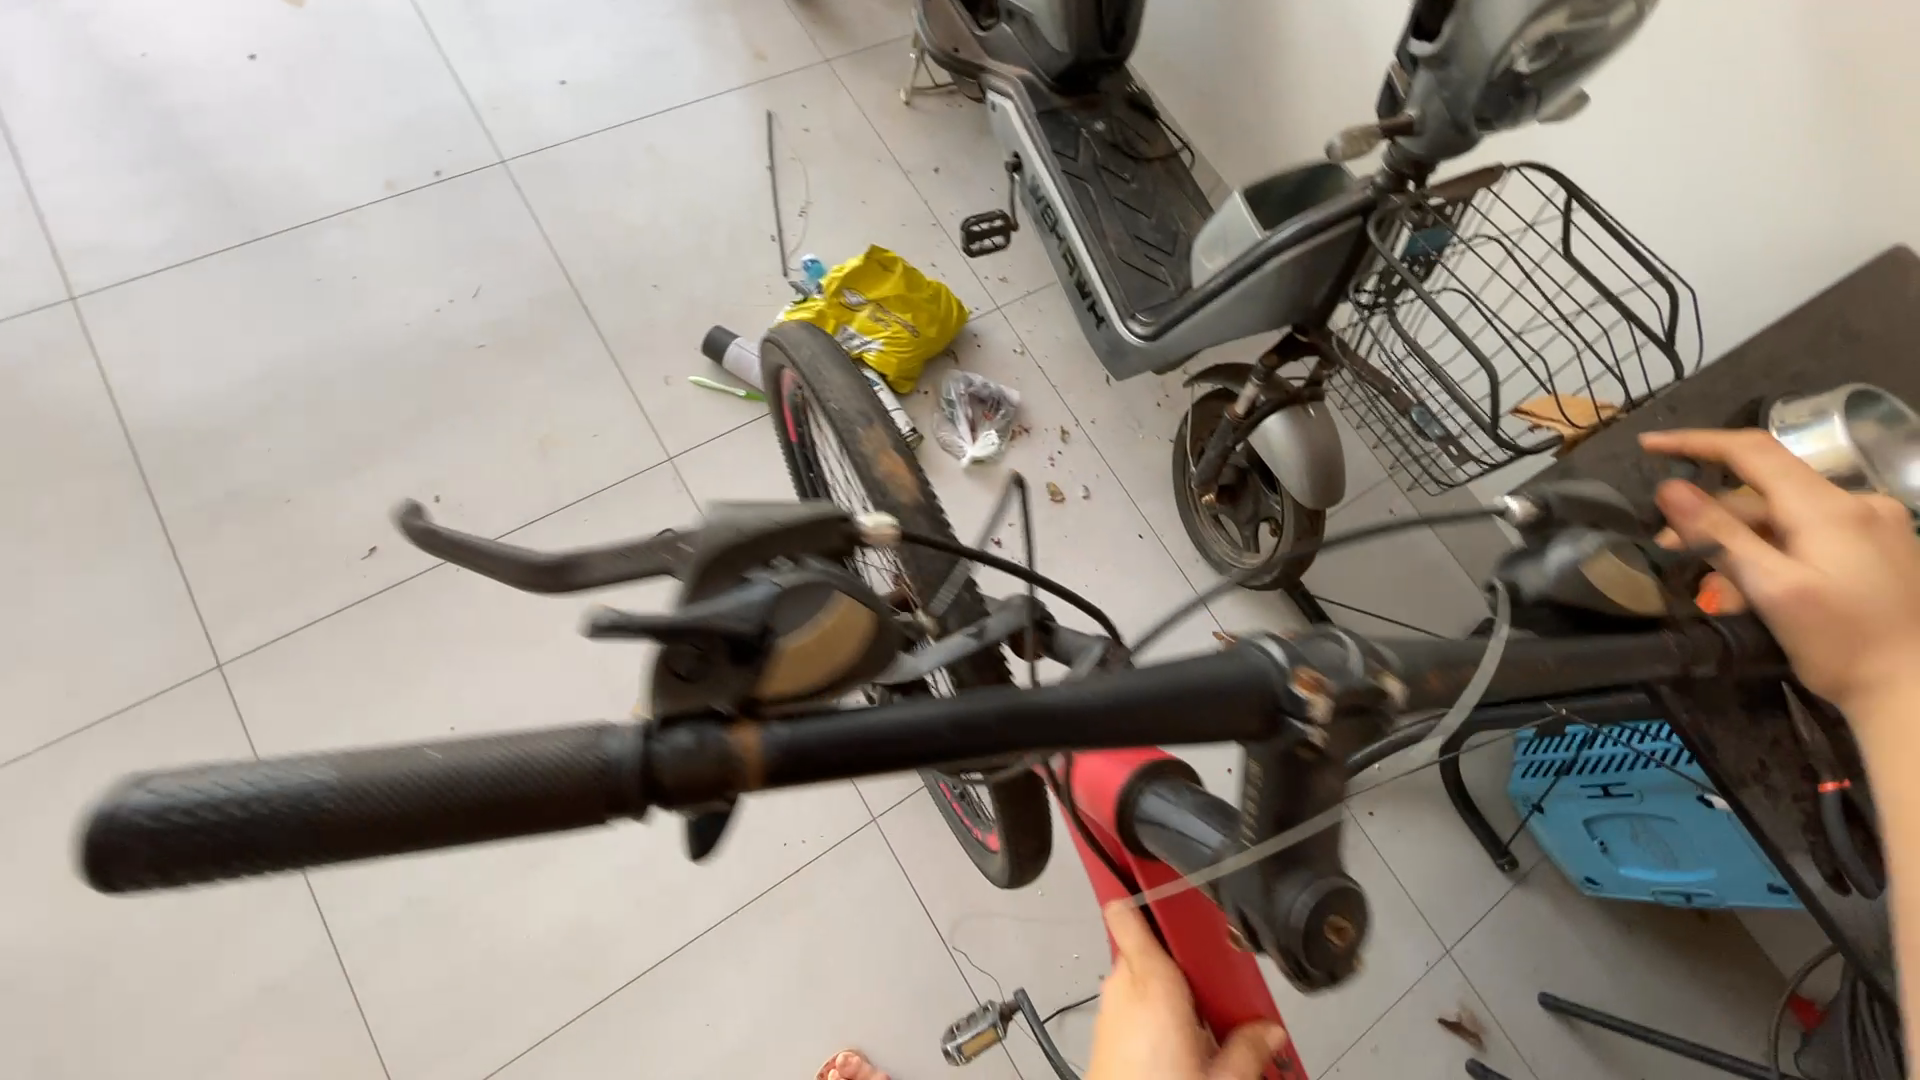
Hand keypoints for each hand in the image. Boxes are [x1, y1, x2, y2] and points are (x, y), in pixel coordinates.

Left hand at [1084, 902, 1288, 1079]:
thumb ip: (1249, 1048)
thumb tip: (1270, 1031)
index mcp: (1151, 982)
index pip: (1128, 916)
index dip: (1141, 900)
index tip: (1163, 895)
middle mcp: (1123, 986)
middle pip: (1151, 953)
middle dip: (1183, 970)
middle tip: (1218, 998)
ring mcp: (1110, 1009)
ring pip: (1142, 982)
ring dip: (1171, 996)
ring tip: (1206, 1035)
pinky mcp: (1104, 1034)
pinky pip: (1133, 1008)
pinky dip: (1155, 1017)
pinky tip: (1182, 1052)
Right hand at [1640, 428, 1919, 721]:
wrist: (1919, 693)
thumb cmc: (1841, 641)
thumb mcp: (1769, 587)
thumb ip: (1717, 534)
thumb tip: (1667, 488)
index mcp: (1830, 508)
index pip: (1753, 451)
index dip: (1695, 442)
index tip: (1646, 446)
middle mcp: (1857, 505)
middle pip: (1761, 491)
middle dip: (1707, 516)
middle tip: (1664, 551)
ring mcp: (1872, 527)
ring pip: (1779, 516)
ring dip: (1735, 541)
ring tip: (1710, 584)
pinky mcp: (1876, 549)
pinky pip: (1803, 535)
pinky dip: (1766, 552)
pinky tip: (1750, 586)